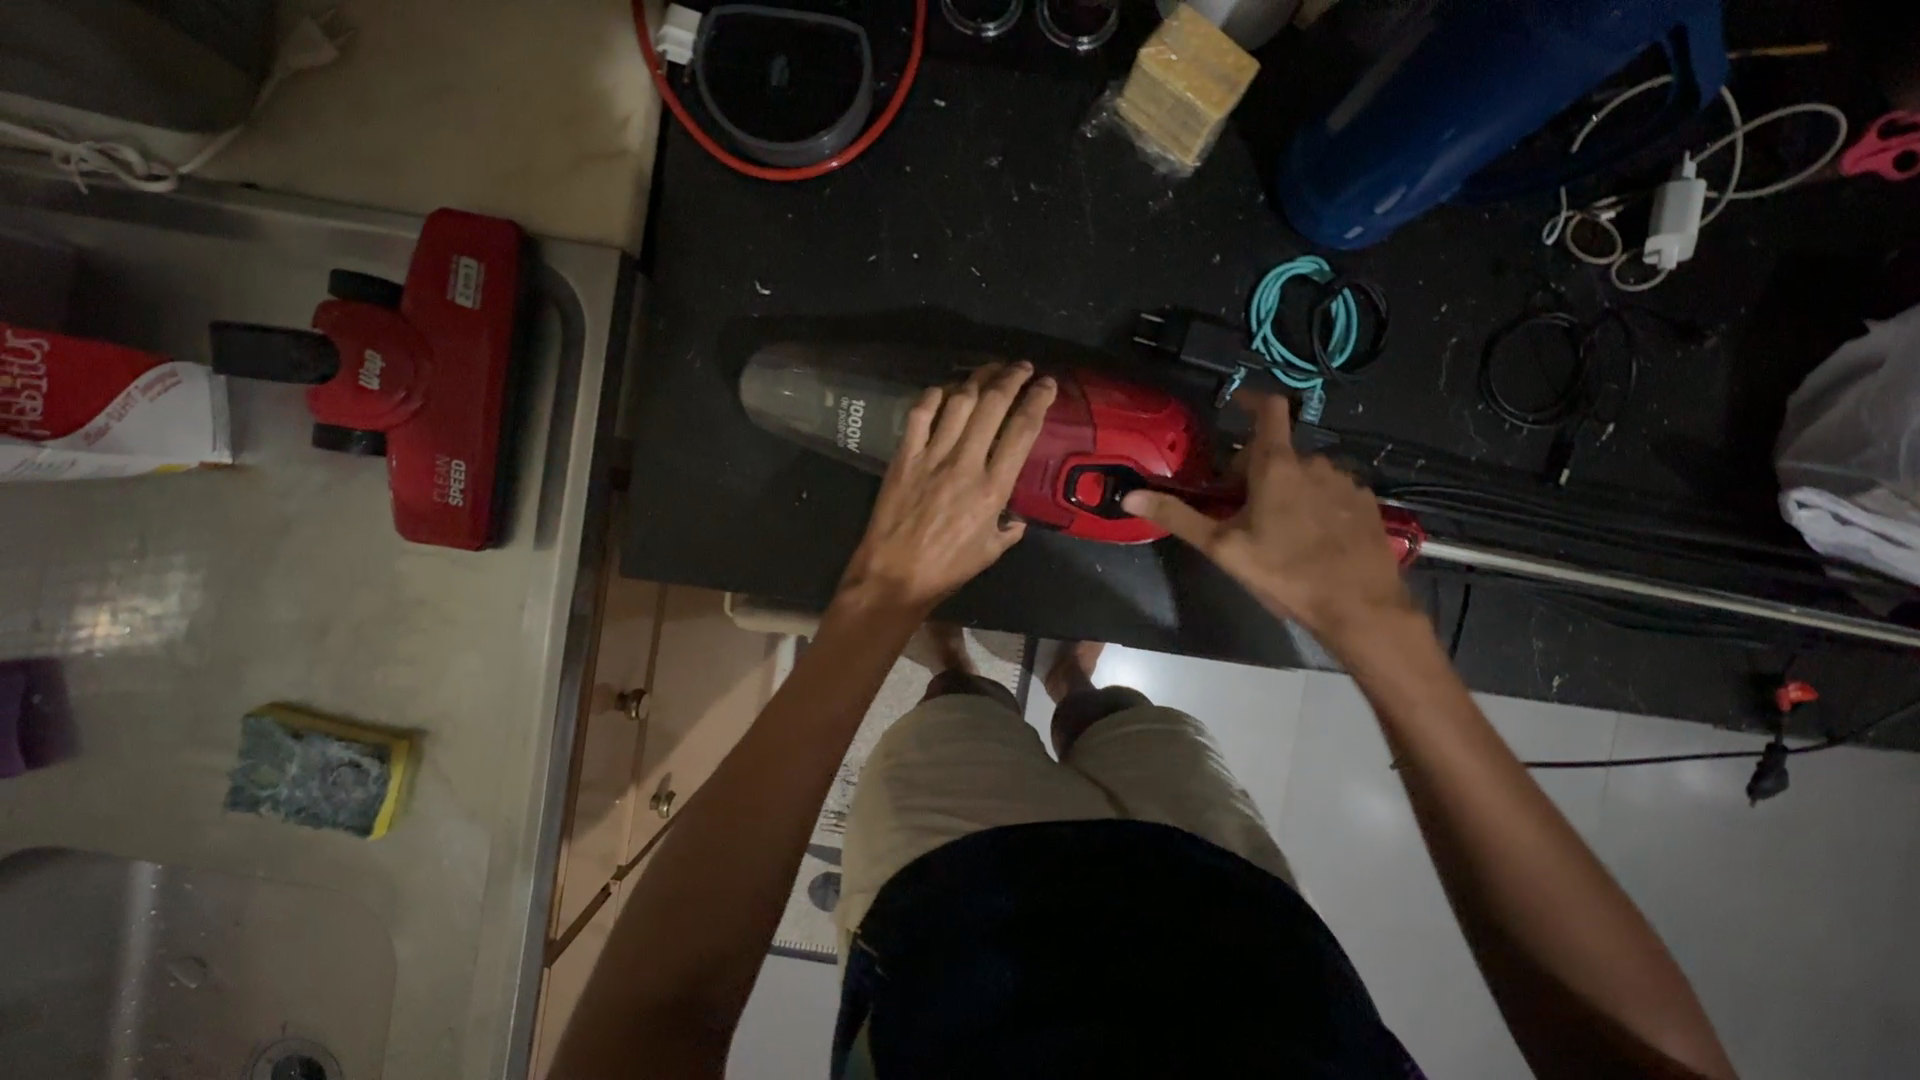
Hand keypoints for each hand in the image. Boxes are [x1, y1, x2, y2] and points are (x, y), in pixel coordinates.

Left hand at [838, 362, 1057, 615]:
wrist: (894, 576)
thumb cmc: (947, 569)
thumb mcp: (990, 552)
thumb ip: (1009, 529)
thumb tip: (1016, 517)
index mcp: (993, 488)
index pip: (1022, 431)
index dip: (1038, 400)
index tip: (1047, 384)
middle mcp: (965, 464)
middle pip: (992, 405)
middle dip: (1011, 378)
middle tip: (1022, 367)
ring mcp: (931, 457)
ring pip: (958, 403)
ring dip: (977, 379)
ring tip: (990, 369)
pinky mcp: (904, 457)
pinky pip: (919, 415)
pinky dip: (933, 396)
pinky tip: (945, 390)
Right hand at [1121, 392, 1412, 645]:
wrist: (1360, 607)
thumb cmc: (1285, 573)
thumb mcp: (1223, 549)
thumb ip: (1177, 517)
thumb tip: (1130, 497)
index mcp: (1277, 466)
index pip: (1268, 410)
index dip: (1251, 400)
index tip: (1236, 405)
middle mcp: (1315, 463)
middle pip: (1277, 453)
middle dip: (1254, 472)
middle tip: (1237, 509)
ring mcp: (1346, 483)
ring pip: (1305, 475)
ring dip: (1286, 489)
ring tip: (1275, 528)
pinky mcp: (1367, 505)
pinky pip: (1332, 493)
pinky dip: (1315, 505)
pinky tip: (1311, 539)